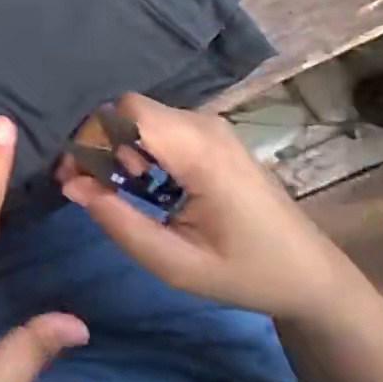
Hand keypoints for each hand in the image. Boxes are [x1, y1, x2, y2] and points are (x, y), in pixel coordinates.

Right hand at [57, 93, 357, 322]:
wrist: (309, 272)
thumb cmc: (246, 273)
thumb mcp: (177, 264)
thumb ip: (121, 223)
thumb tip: (72, 185)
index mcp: (200, 151)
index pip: (127, 112)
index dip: (91, 137)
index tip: (72, 178)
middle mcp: (204, 124)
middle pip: (130, 108)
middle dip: (99, 141)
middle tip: (88, 185)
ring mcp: (210, 125)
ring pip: (141, 113)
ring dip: (117, 144)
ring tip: (116, 188)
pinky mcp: (210, 133)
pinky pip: (159, 124)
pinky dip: (137, 145)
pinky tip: (143, 183)